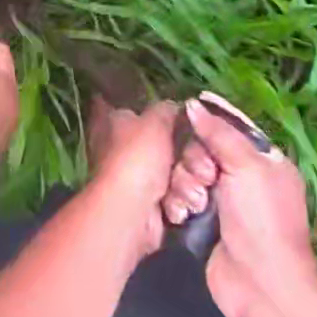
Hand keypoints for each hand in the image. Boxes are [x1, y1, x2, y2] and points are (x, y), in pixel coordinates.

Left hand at [87, 98, 181, 257]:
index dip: (161, 115)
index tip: (185, 124)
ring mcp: (135, 176)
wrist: (131, 210)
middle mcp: (121, 146)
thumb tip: (176, 107)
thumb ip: (166, 109)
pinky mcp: (148, 204)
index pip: (137, 107)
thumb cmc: (137, 156)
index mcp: (114, 120)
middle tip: (201, 164)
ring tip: (190, 186)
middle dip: (186, 158)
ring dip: (185, 182)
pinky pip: (173, 196)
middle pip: (164, 144)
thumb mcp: (155, 120)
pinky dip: (178, 200)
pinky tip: (179, 202)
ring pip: (174, 173)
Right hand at [170, 94, 316, 316]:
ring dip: (184, 185)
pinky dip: (177, 203)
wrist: (261, 286)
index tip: (187, 108)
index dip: (210, 116)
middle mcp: (239, 175)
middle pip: (200, 146)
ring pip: (184, 170)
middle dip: (194, 160)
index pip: (230, 124)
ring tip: (195, 205)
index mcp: (261, 159)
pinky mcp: (199, 220)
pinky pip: (176, 195)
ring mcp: (218, 199)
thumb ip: (218, 132)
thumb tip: (192, 103)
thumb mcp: (247, 167)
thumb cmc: (263, 221)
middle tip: (204, 177)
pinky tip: (182, 215)